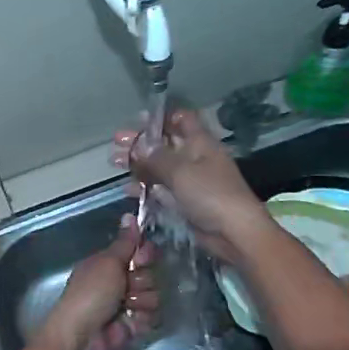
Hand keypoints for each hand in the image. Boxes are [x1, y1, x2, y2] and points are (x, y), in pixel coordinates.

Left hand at [36, 215, 158, 349]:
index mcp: (109, 263)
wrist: (79, 336)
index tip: (141, 259)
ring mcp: (125, 304)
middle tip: (126, 288)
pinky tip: (129, 322)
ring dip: (141, 302)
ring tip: (124, 307)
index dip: (144, 255)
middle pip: (150, 275)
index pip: (139, 252)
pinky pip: (151, 317)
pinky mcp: (132, 325)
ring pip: (154, 297)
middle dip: (141, 282)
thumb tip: (130, 215)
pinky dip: (141, 320)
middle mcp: (118, 281)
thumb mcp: (107, 263)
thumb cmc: (90, 294)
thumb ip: (124, 242)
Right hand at [111, 108, 271, 262]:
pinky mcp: (184, 201)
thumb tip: (138, 147)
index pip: (182, 119)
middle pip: (164, 143)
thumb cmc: (210, 193)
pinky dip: (144, 187)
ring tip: (114, 163)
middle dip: (141, 142)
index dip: (162, 117)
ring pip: (159, 167)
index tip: (138, 120)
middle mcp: (194, 158)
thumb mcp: (180, 170)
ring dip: (138, 164)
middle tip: (117, 142)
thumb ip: (155, 157)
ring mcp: (189, 180)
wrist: (234, 232)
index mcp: (200, 142)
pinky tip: (127, 189)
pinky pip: (160, 189)